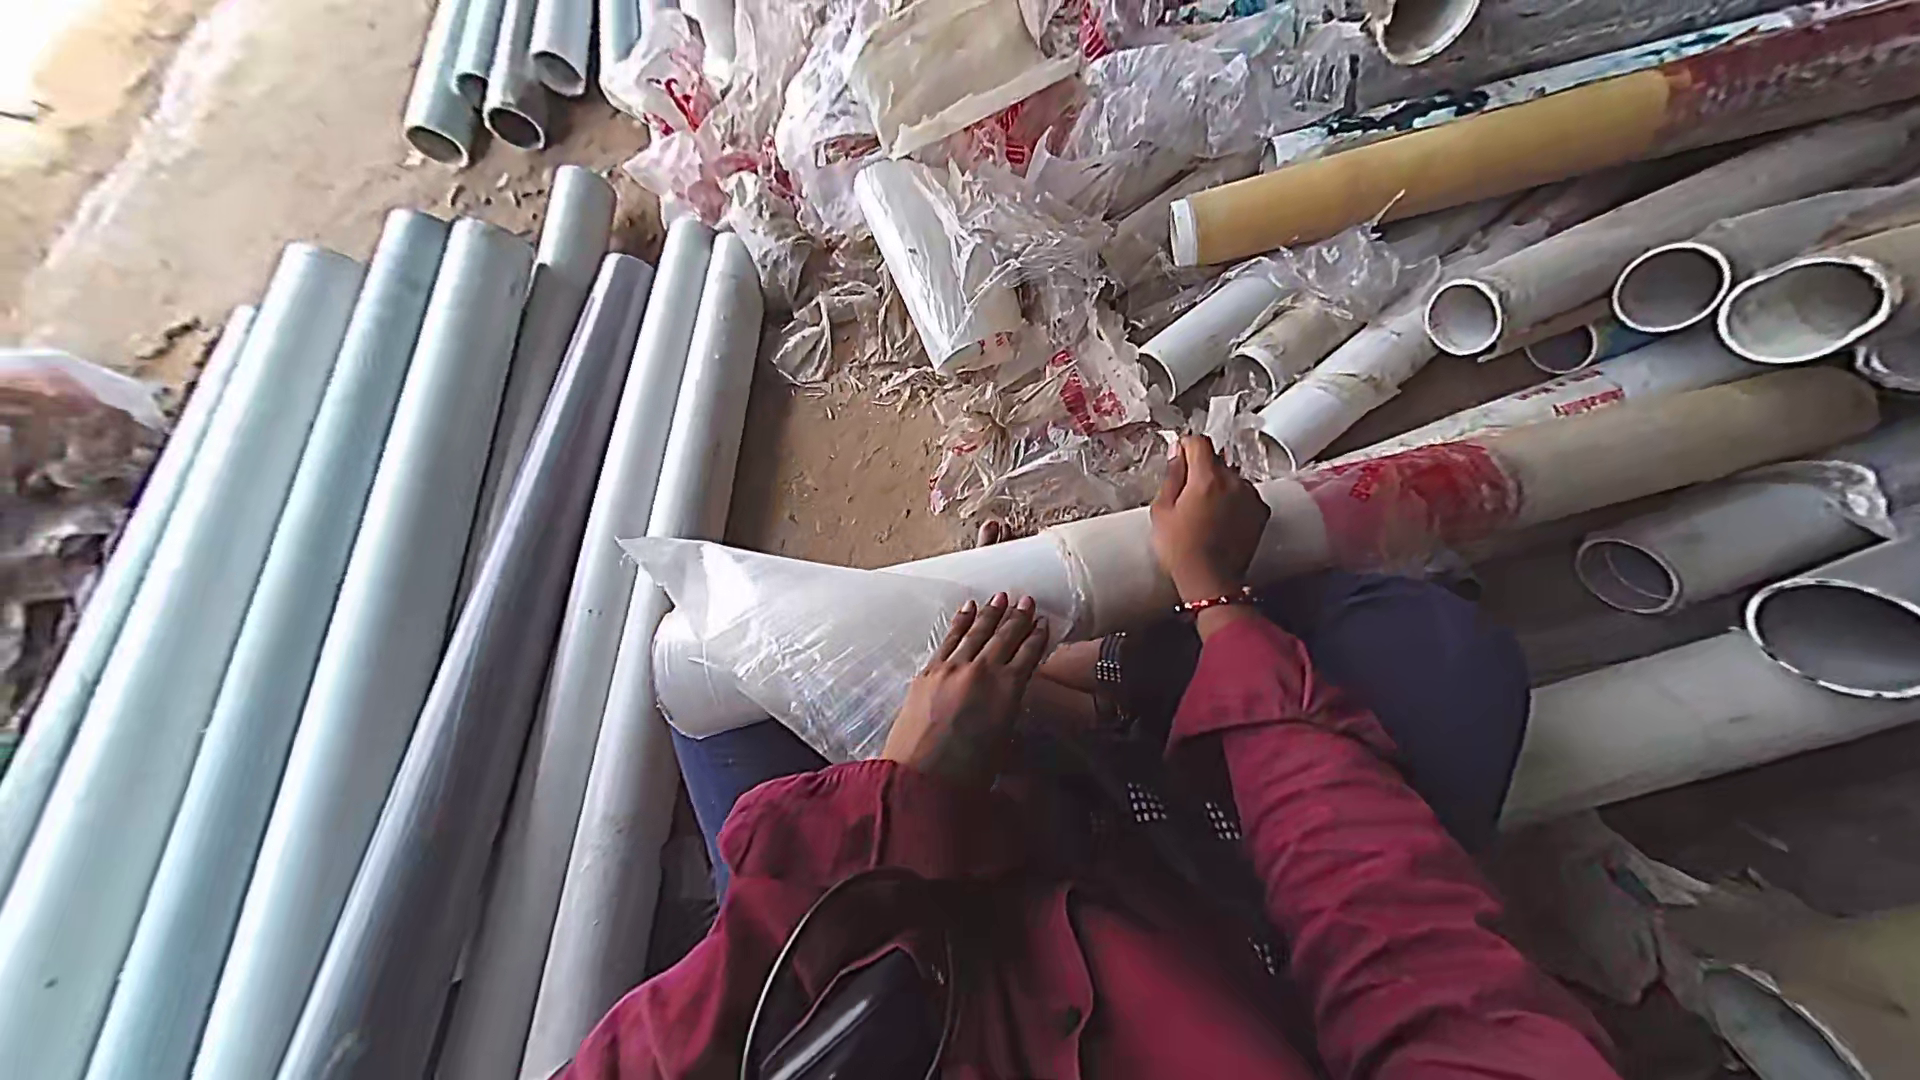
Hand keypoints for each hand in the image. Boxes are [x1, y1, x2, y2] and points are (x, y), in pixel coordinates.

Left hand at [882, 593, 1050, 787]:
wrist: (920, 779)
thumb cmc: (968, 774)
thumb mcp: (1002, 742)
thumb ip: (1007, 712)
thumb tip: (1007, 698)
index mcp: (1008, 690)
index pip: (1029, 654)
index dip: (1037, 637)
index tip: (1043, 622)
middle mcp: (983, 672)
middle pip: (1005, 637)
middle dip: (1018, 617)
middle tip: (1027, 600)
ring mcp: (953, 668)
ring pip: (977, 631)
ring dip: (990, 613)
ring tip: (1000, 597)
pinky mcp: (929, 671)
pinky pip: (950, 638)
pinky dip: (961, 621)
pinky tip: (968, 609)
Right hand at [1150, 435, 1270, 602]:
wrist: (1210, 580)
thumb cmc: (1180, 548)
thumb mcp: (1161, 510)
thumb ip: (1172, 475)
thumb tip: (1178, 453)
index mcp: (1206, 477)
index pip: (1199, 442)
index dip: (1186, 446)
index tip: (1179, 457)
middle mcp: (1233, 481)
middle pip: (1216, 460)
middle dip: (1201, 471)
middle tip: (1186, 496)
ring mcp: (1251, 496)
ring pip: (1231, 478)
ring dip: (1219, 486)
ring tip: (1204, 512)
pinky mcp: (1261, 512)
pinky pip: (1244, 495)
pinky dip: (1234, 501)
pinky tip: (1220, 521)